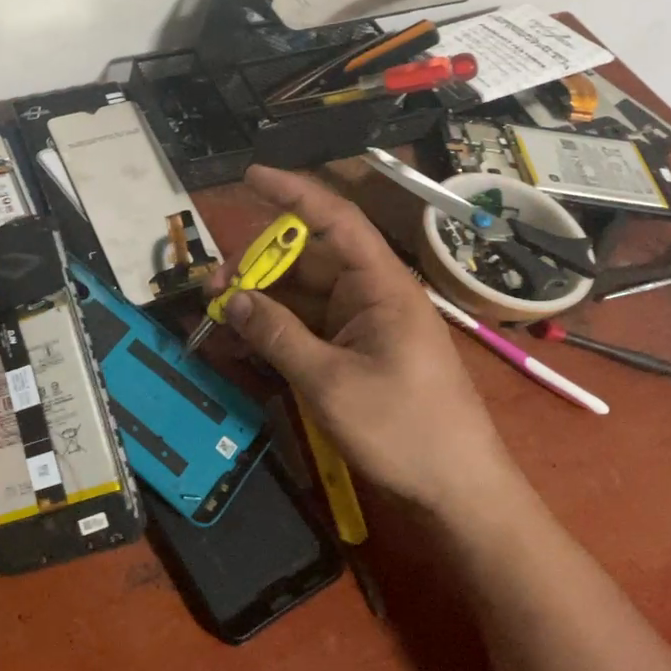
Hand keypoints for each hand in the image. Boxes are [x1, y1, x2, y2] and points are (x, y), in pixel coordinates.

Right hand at [214, 165, 522, 516]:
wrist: (459, 493)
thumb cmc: (404, 430)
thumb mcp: (329, 382)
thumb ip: (276, 334)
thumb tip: (230, 299)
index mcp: (381, 286)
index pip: (335, 220)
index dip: (293, 193)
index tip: (250, 177)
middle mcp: (371, 295)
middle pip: (307, 259)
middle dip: (257, 264)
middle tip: (211, 284)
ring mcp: (363, 325)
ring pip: (301, 294)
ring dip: (259, 300)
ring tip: (216, 312)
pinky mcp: (355, 352)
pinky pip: (307, 327)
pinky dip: (274, 329)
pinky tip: (239, 339)